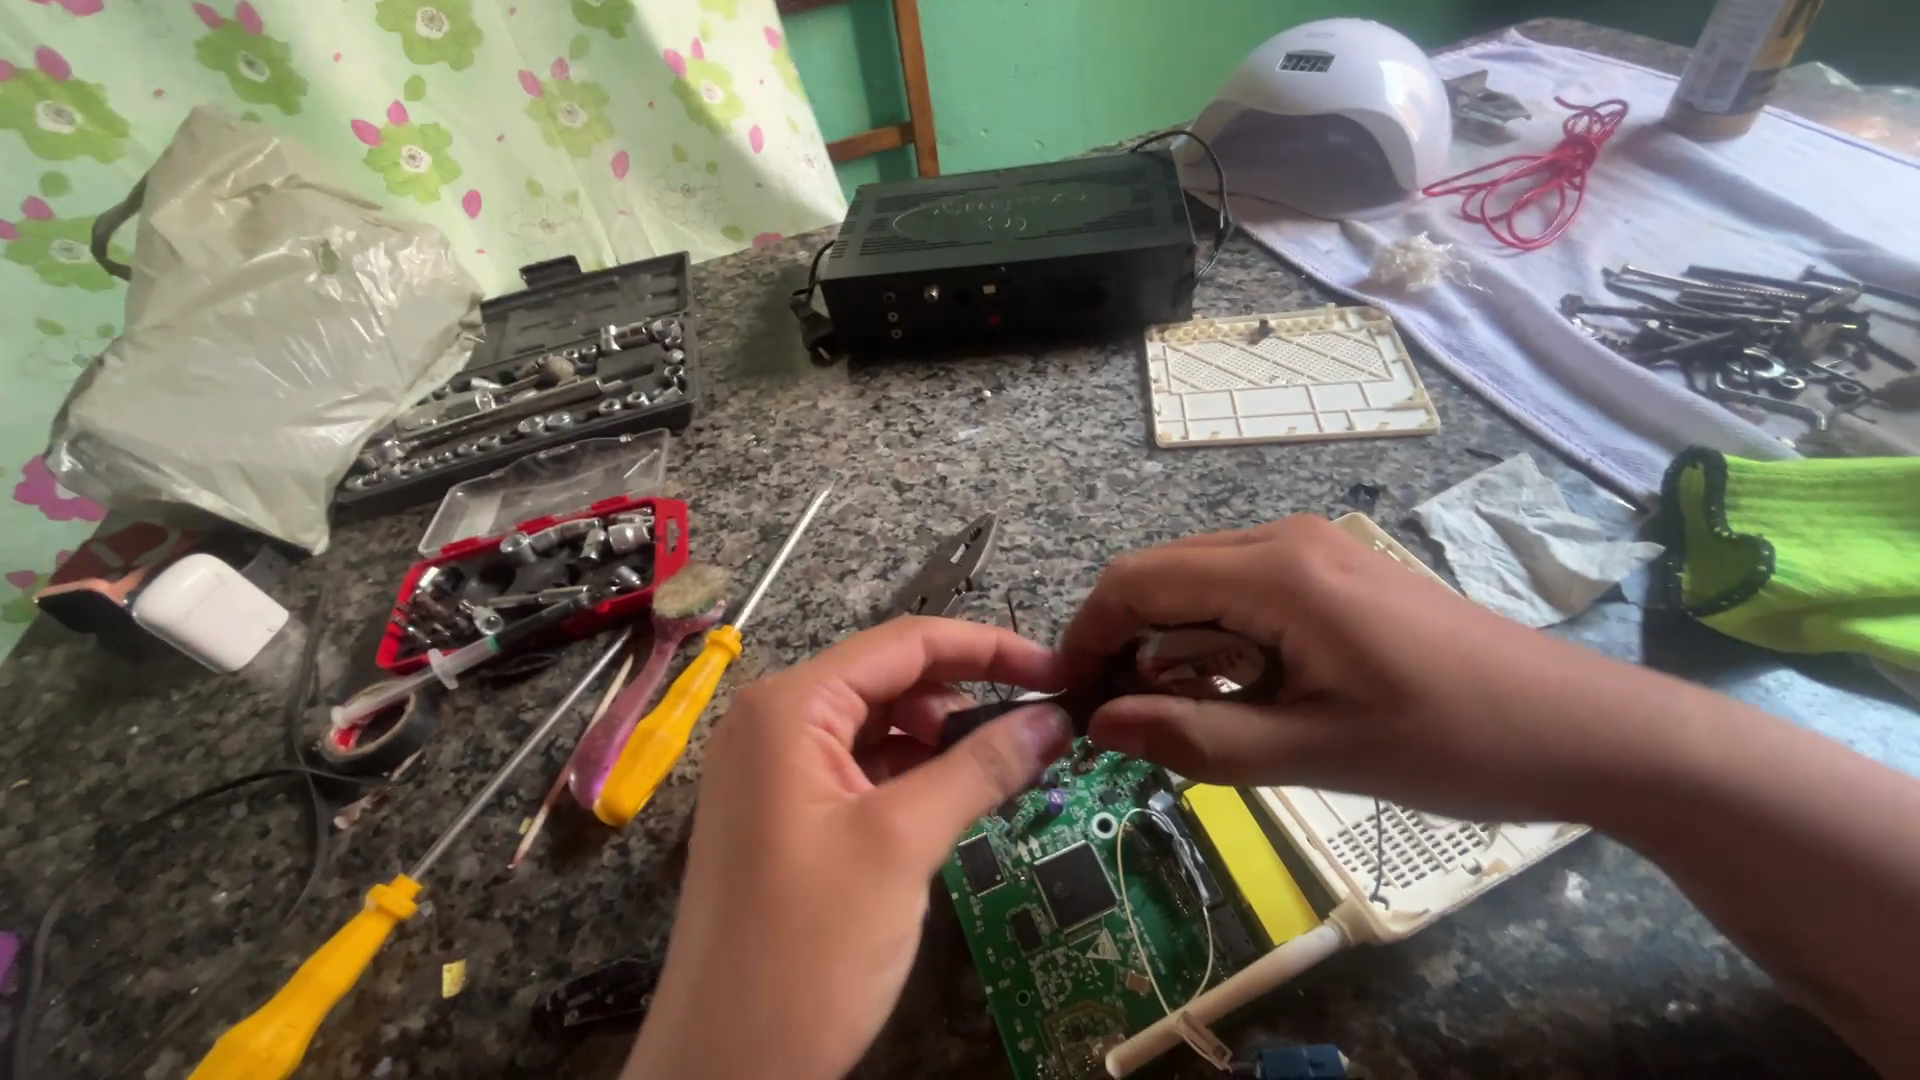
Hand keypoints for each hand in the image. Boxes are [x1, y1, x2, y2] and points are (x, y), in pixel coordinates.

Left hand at [623, 617, 1071, 1079]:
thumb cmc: (806, 948)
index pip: (905, 642)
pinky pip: (863, 766)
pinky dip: (914, 771)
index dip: (989, 648)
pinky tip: (957, 795)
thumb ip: (981, 767)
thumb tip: (1054, 719)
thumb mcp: (902, 845)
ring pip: (880, 723)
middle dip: (967, 694)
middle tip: (1041, 726)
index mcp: (792, 705)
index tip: (1057, 671)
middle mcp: (777, 719)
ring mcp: (776, 766)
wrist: (724, 1071)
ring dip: (944, 736)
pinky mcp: (787, 809)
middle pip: (891, 678)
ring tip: (1005, 766)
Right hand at [1060, 515, 1657, 821]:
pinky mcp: (1329, 571)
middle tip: (1127, 721)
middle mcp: (1281, 539)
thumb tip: (1101, 724)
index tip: (1073, 700)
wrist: (1588, 731)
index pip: (1135, 581)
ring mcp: (1309, 548)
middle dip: (1126, 644)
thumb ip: (1195, 737)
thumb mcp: (1313, 753)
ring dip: (1172, 646)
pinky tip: (1243, 689)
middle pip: (1158, 575)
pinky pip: (1236, 592)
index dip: (1089, 635)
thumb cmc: (1455, 743)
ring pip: (1194, 583)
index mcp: (1274, 572)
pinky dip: (1213, 640)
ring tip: (1192, 715)